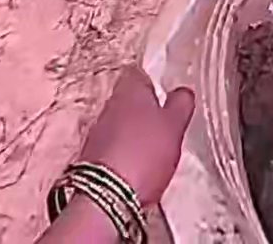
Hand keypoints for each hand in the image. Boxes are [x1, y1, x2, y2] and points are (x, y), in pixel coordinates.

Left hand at [76, 66, 196, 207]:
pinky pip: (111, 150)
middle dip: (143, 110)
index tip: (164, 91)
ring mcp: (96, 134)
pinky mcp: (90, 162)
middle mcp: (109, 106)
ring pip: (119, 125)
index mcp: (129, 88)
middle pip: (128, 100)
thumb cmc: (143, 153)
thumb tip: (182, 93)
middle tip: (162, 122)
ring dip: (132, 134)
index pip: (139, 73)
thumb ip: (181, 103)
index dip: (152, 81)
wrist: (106, 199)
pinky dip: (122, 156)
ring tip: (151, 150)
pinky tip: (136, 170)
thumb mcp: (175, 124)